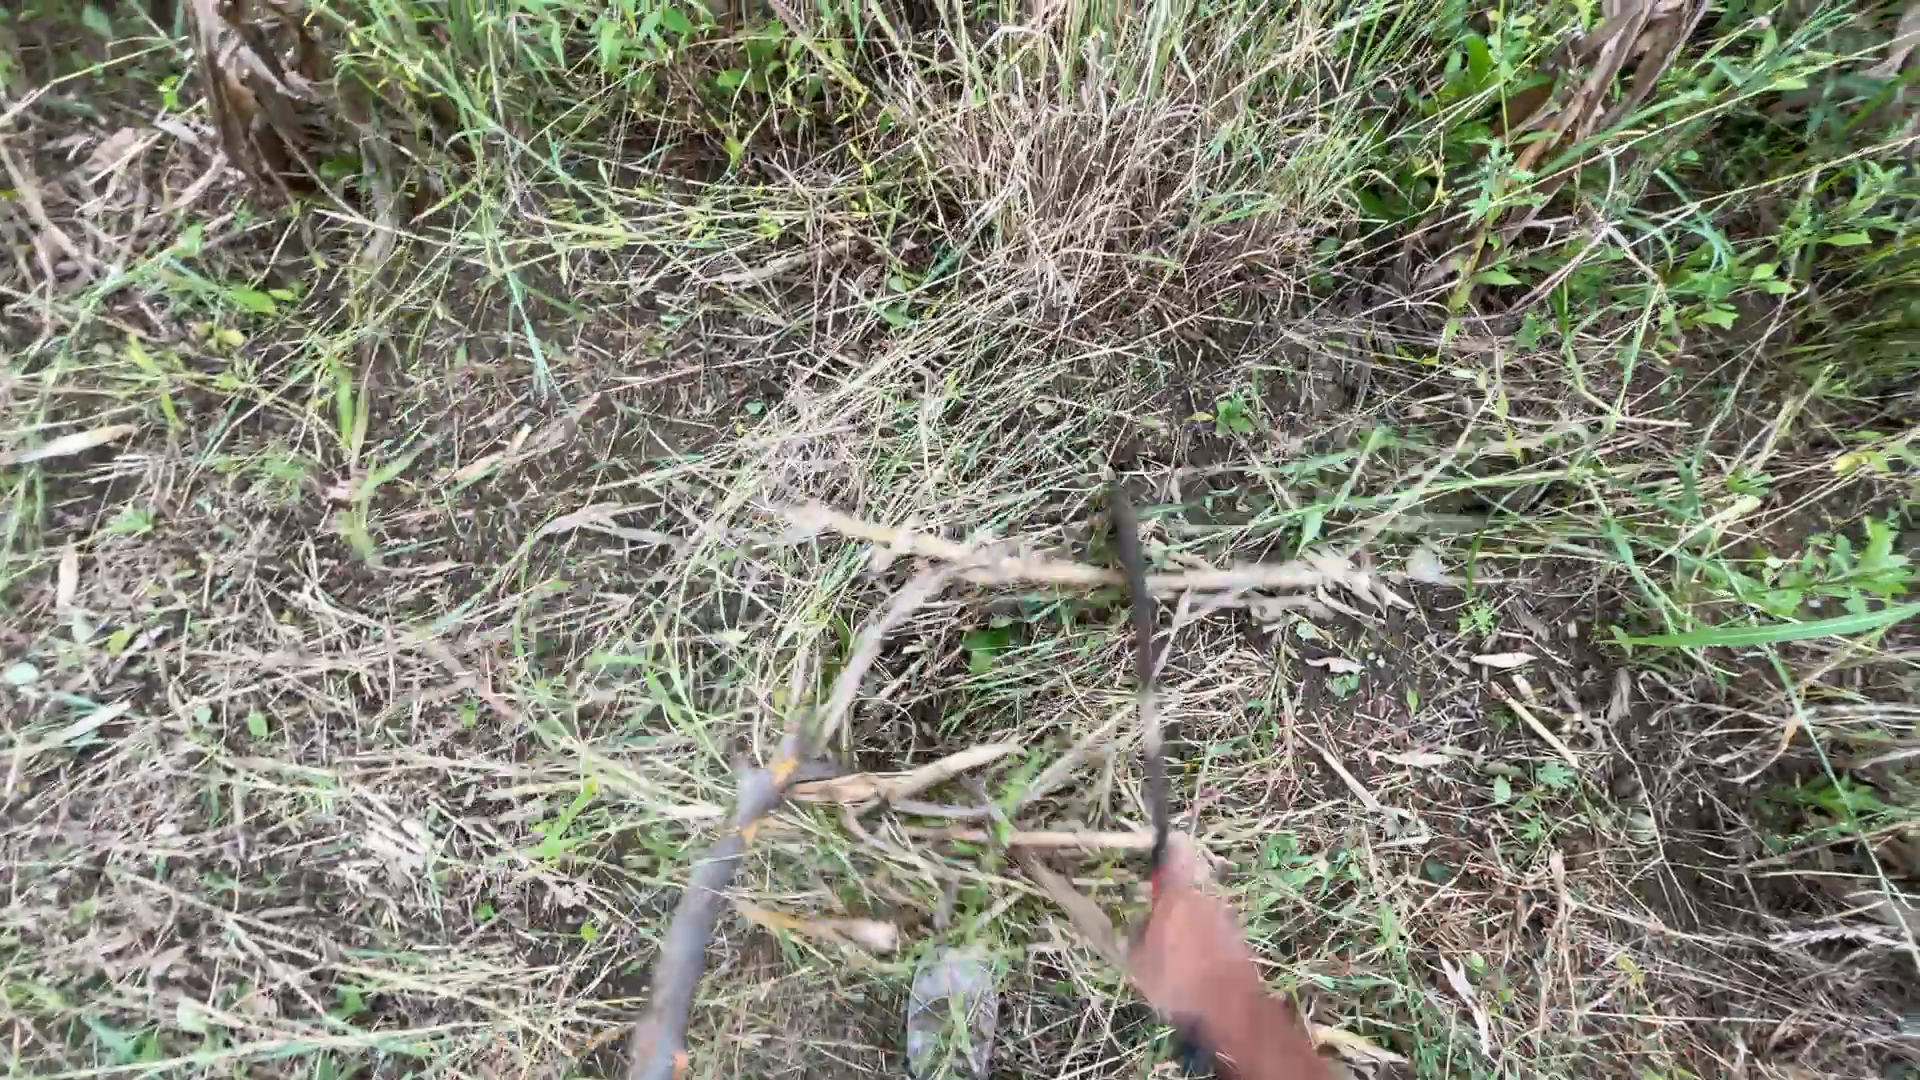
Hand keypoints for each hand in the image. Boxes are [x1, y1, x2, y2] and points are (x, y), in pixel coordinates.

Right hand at [1129, 835, 1329, 1079]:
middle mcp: (1203, 899)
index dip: (1168, 846)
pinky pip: (1215, 934)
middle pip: (1185, 891)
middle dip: (1175, 905)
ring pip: (1201, 914)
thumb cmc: (1178, 980)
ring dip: (1192, 927)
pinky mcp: (1239, 941)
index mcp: (1176, 896)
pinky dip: (1206, 944)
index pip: (1172, 858)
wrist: (1231, 1010)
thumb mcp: (1140, 962)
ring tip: (1179, 956)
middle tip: (1160, 928)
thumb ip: (1136, 937)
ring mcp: (1225, 919)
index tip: (1166, 838)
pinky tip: (1198, 969)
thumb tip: (1138, 926)